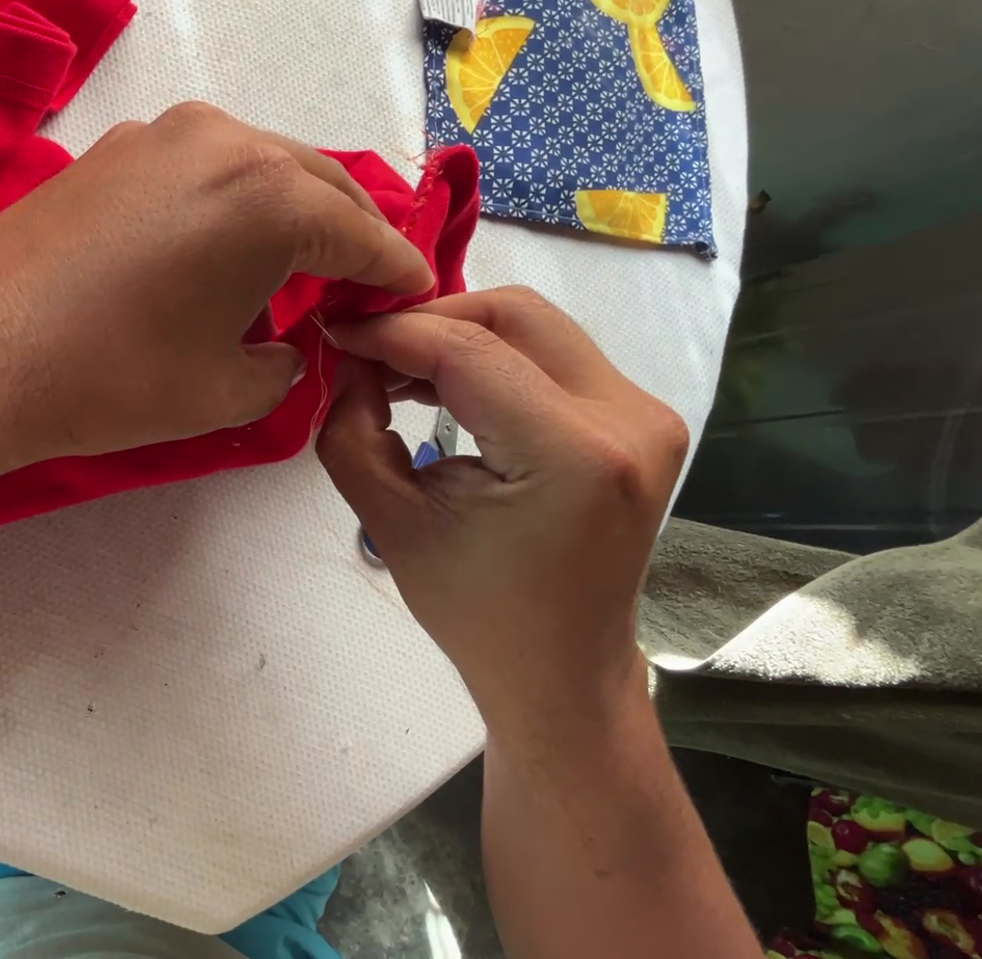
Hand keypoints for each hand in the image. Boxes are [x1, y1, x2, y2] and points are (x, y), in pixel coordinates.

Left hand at [0, 101, 435, 470]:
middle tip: (359, 289)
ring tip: (296, 270)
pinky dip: (229, 204)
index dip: (397, 275)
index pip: (364, 235)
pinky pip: (201, 170)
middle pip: (318, 185)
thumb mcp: (225, 390)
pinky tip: (220, 248)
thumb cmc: (109, 381)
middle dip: (349, 236)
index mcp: (270, 194)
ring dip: (289, 214)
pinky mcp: (112, 148)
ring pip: (258, 168)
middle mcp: (223, 139)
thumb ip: (285, 362)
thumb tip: (292, 344)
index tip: (415, 301)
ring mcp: (159, 134)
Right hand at [315, 287, 689, 735]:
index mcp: (571, 454)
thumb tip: (347, 360)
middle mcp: (628, 418)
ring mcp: (646, 415)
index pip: (466, 350)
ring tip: (393, 370)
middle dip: (427, 319)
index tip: (334, 333)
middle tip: (366, 348)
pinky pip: (552, 356)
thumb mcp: (389, 519)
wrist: (560, 668)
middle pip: (514, 314)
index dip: (390, 332)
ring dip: (456, 335)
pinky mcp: (639, 421)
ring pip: (535, 326)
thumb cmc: (472, 609)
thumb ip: (351, 430)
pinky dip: (488, 358)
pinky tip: (440, 387)